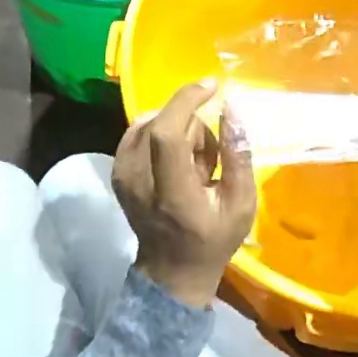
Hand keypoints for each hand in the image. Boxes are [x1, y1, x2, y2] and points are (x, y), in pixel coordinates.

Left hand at [113, 79, 255, 308]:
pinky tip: (174, 157)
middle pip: (161, 123)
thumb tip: (231, 107)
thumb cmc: (213, 238)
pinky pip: (138, 129)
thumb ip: (238, 154)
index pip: (167, 133)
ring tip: (193, 163)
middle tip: (210, 159)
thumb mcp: (241, 203)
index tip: (212, 86)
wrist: (172, 270)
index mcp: (171, 192)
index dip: (187, 101)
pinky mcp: (117, 171)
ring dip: (178, 130)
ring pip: (151, 121)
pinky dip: (161, 132)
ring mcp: (122, 175)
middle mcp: (138, 180)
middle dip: (193, 125)